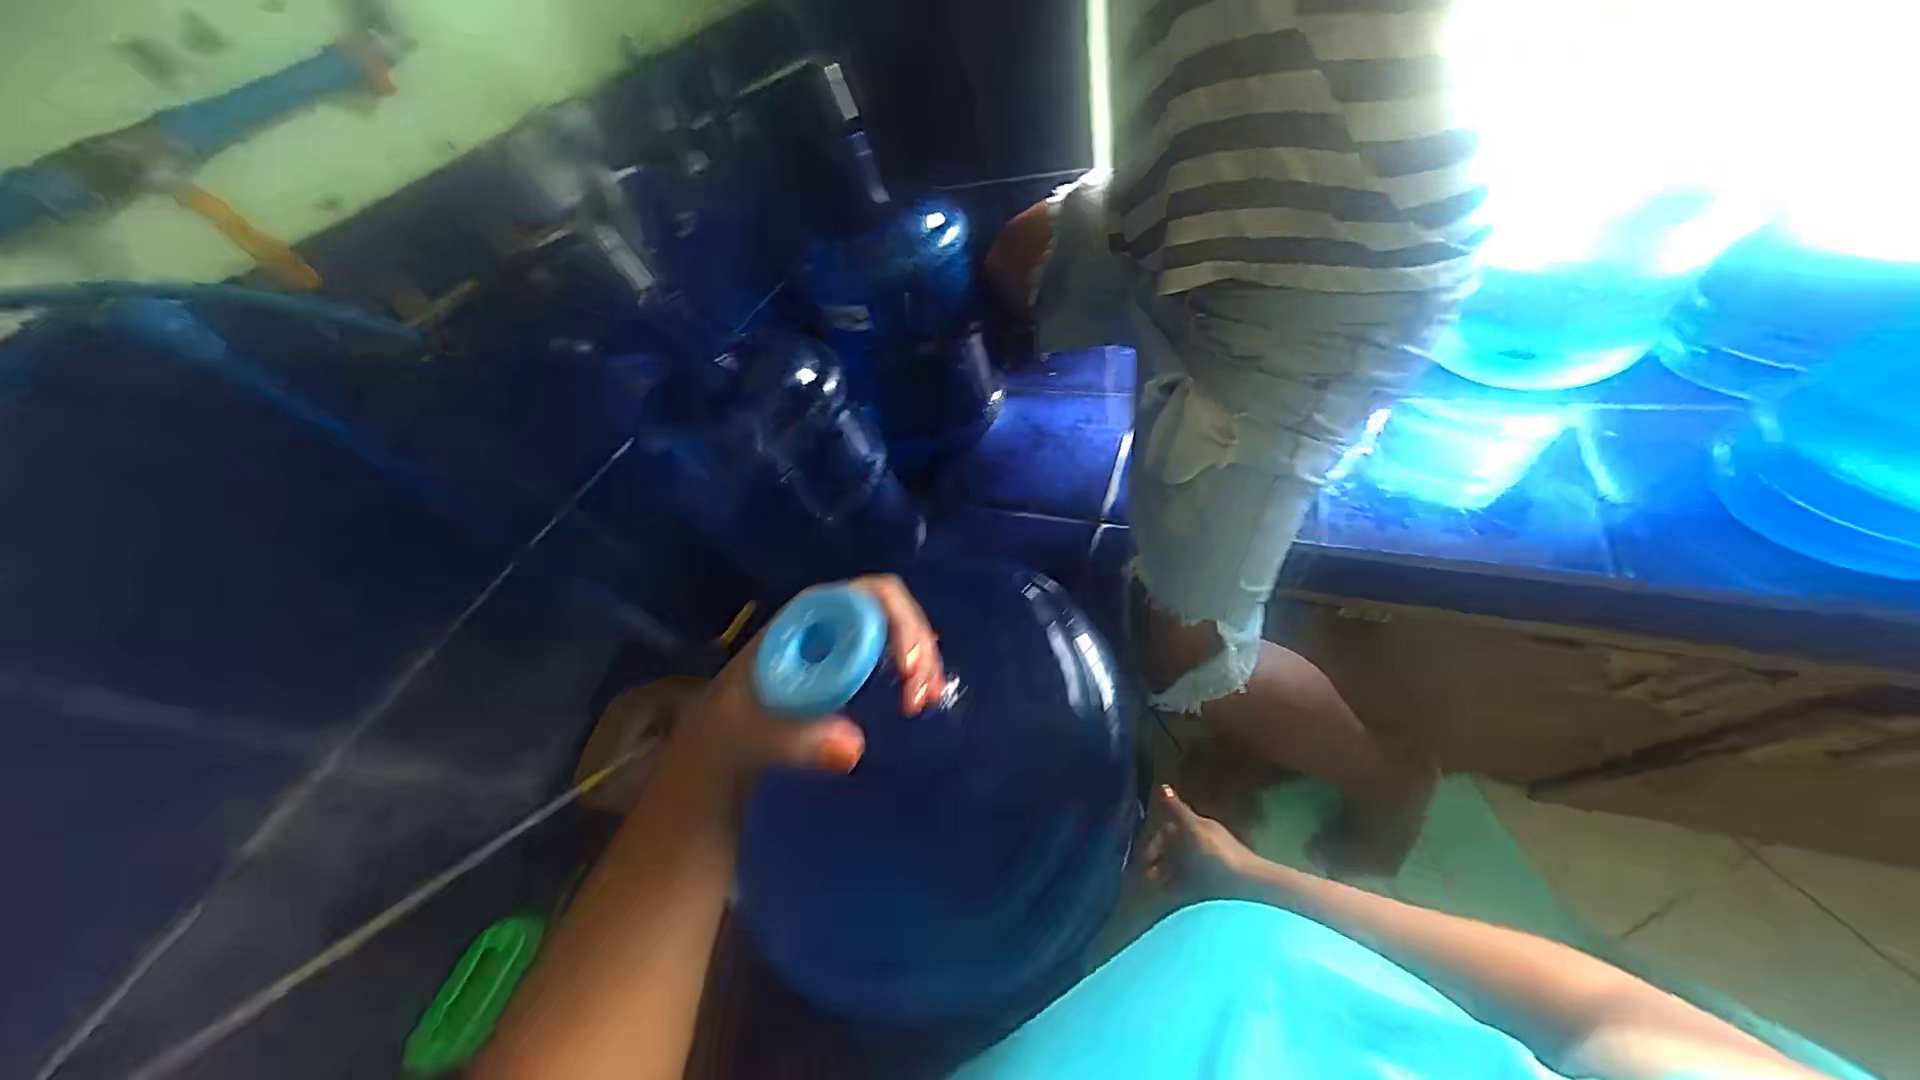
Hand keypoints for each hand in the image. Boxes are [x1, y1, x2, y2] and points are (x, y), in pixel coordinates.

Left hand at [675, 574, 943, 779]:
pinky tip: (924, 697)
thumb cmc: (735, 725)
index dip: (901, 624)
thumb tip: (853, 749)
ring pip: (901, 628)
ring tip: (930, 699)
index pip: (871, 595)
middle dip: (918, 645)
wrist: (725, 738)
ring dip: (924, 660)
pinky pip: (896, 650)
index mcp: (809, 613)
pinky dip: (916, 671)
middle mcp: (833, 614)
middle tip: (924, 695)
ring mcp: (845, 634)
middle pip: (894, 609)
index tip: (909, 670)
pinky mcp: (853, 657)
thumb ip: (798, 742)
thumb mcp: (758, 734)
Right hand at [1141, 784, 1261, 902]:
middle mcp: (1204, 844)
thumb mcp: (1192, 829)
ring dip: (1168, 873)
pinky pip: (1190, 884)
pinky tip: (1173, 895)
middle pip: (1176, 848)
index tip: (1143, 859)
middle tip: (1147, 873)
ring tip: (1157, 885)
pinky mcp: (1216, 887)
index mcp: (1199, 827)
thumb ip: (1175, 809)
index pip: (1170, 828)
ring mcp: (1211, 866)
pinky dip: (1179, 887)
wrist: (1248, 891)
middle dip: (1160, 858)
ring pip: (1182, 867)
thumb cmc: (1216, 856)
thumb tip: (1163, 786)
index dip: (1155, 842)